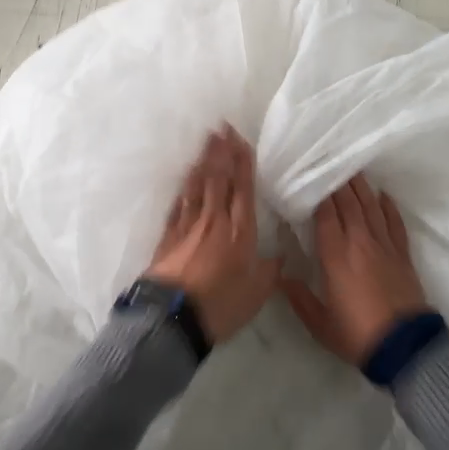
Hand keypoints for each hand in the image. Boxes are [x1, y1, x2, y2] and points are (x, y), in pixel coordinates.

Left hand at [143, 126, 279, 343]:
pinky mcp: (168, 237)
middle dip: (221, 152)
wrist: (171, 322)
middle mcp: (214, 221)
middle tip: (222, 128)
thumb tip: (280, 254)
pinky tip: (186, 178)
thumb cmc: (220, 306)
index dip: (242, 163)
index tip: (240, 140)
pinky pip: (179, 204)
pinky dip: (185, 187)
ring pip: (198, 186)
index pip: (242, 189)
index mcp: (239, 231)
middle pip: (219, 179)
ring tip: (207, 142)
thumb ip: (270, 271)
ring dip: (203, 162)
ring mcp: (188, 226)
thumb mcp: (256, 293)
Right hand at [281, 173, 429, 365]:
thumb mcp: (320, 323)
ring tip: (352, 170)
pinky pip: (394, 222)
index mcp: (335, 255)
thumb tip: (282, 275)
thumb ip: (299, 298)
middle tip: (329, 165)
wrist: (403, 345)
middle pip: (348, 203)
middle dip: (338, 183)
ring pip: (370, 206)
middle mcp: (359, 241)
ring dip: (361, 187)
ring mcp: (383, 244)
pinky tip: (384, 195)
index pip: (325, 215)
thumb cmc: (356, 334)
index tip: (309, 180)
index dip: (318, 195)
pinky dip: (388, 206)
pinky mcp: (402, 253)